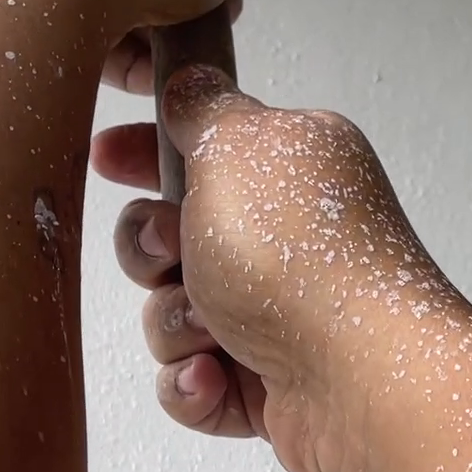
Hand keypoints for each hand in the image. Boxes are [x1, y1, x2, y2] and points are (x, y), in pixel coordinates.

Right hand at [92, 67, 471, 471]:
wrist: (362, 377)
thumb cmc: (302, 259)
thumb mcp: (241, 147)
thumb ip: (205, 107)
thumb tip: (192, 86)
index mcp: (299, 176)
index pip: (210, 152)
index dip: (149, 153)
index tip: (109, 157)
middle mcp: (296, 246)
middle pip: (177, 238)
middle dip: (151, 248)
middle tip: (172, 251)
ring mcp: (288, 319)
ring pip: (176, 314)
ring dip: (175, 322)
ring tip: (215, 329)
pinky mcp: (275, 384)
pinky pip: (195, 383)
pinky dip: (196, 384)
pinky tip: (216, 378)